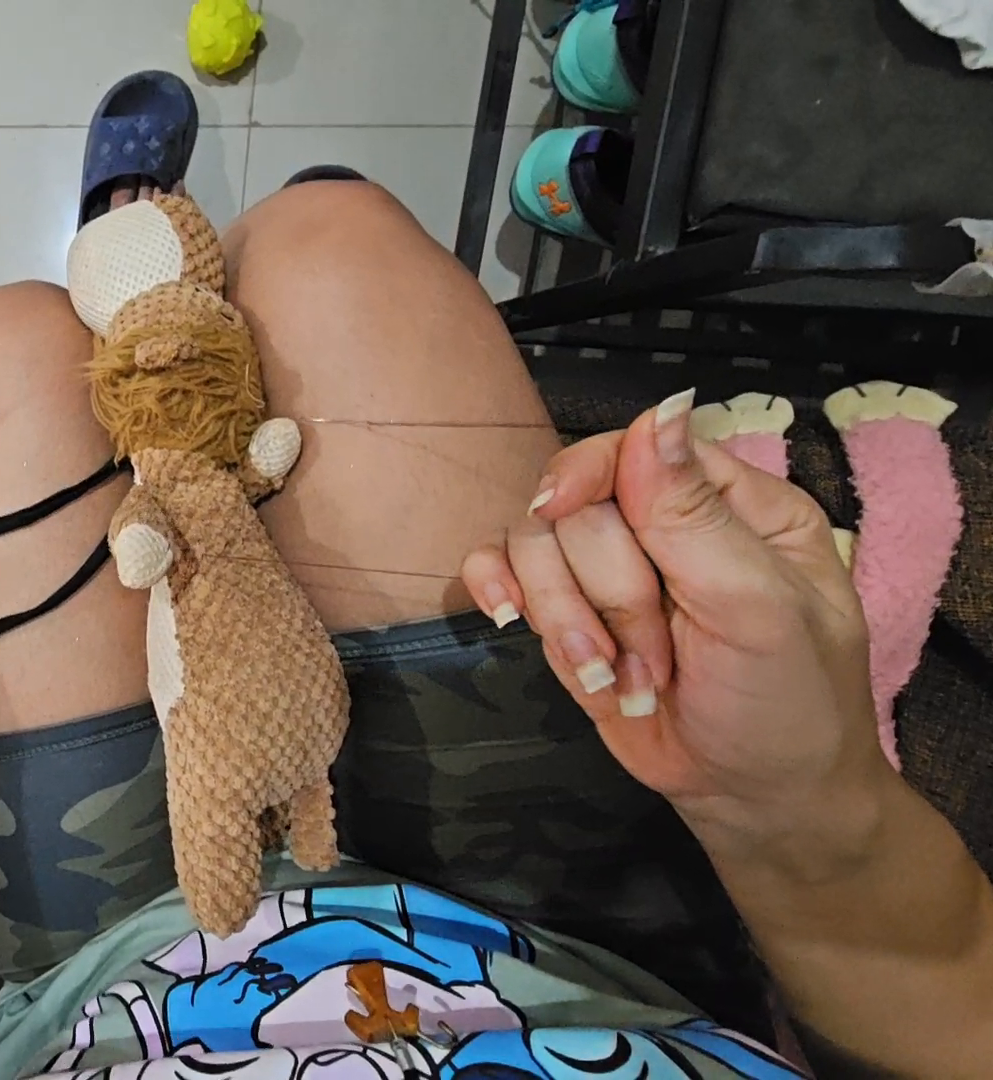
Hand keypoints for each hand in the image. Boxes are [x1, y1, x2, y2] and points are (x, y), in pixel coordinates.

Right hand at [460, 391, 892, 853]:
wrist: (739, 787)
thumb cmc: (781, 703)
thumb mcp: (759, 612)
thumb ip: (697, 517)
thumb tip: (662, 411)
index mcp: (728, 507)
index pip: (632, 448)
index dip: (589, 472)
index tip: (560, 508)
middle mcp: (653, 524)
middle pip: (570, 510)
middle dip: (602, 592)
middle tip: (654, 653)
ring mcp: (593, 565)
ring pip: (524, 545)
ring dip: (563, 618)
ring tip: (612, 671)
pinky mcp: (549, 601)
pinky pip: (489, 568)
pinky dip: (496, 594)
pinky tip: (513, 622)